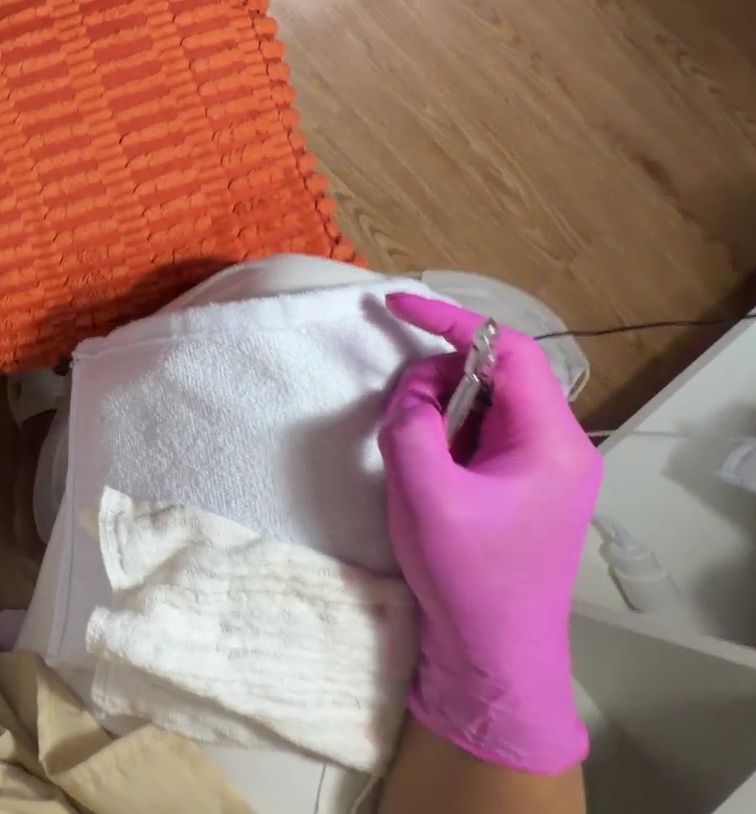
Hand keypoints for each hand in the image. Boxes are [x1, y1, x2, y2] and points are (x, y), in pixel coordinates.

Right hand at [380, 294, 600, 774]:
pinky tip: (418, 461)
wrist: (495, 643)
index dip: (453, 322)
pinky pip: (475, 435)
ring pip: (481, 407)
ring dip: (434, 409)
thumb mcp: (425, 490)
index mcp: (551, 443)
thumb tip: (409, 389)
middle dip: (436, 378)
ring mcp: (538, 467)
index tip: (396, 305)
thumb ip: (411, 425)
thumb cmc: (468, 571)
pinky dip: (439, 432)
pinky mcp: (516, 485)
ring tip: (403, 446)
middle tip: (392, 410)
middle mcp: (556, 447)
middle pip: (495, 378)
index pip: (510, 355)